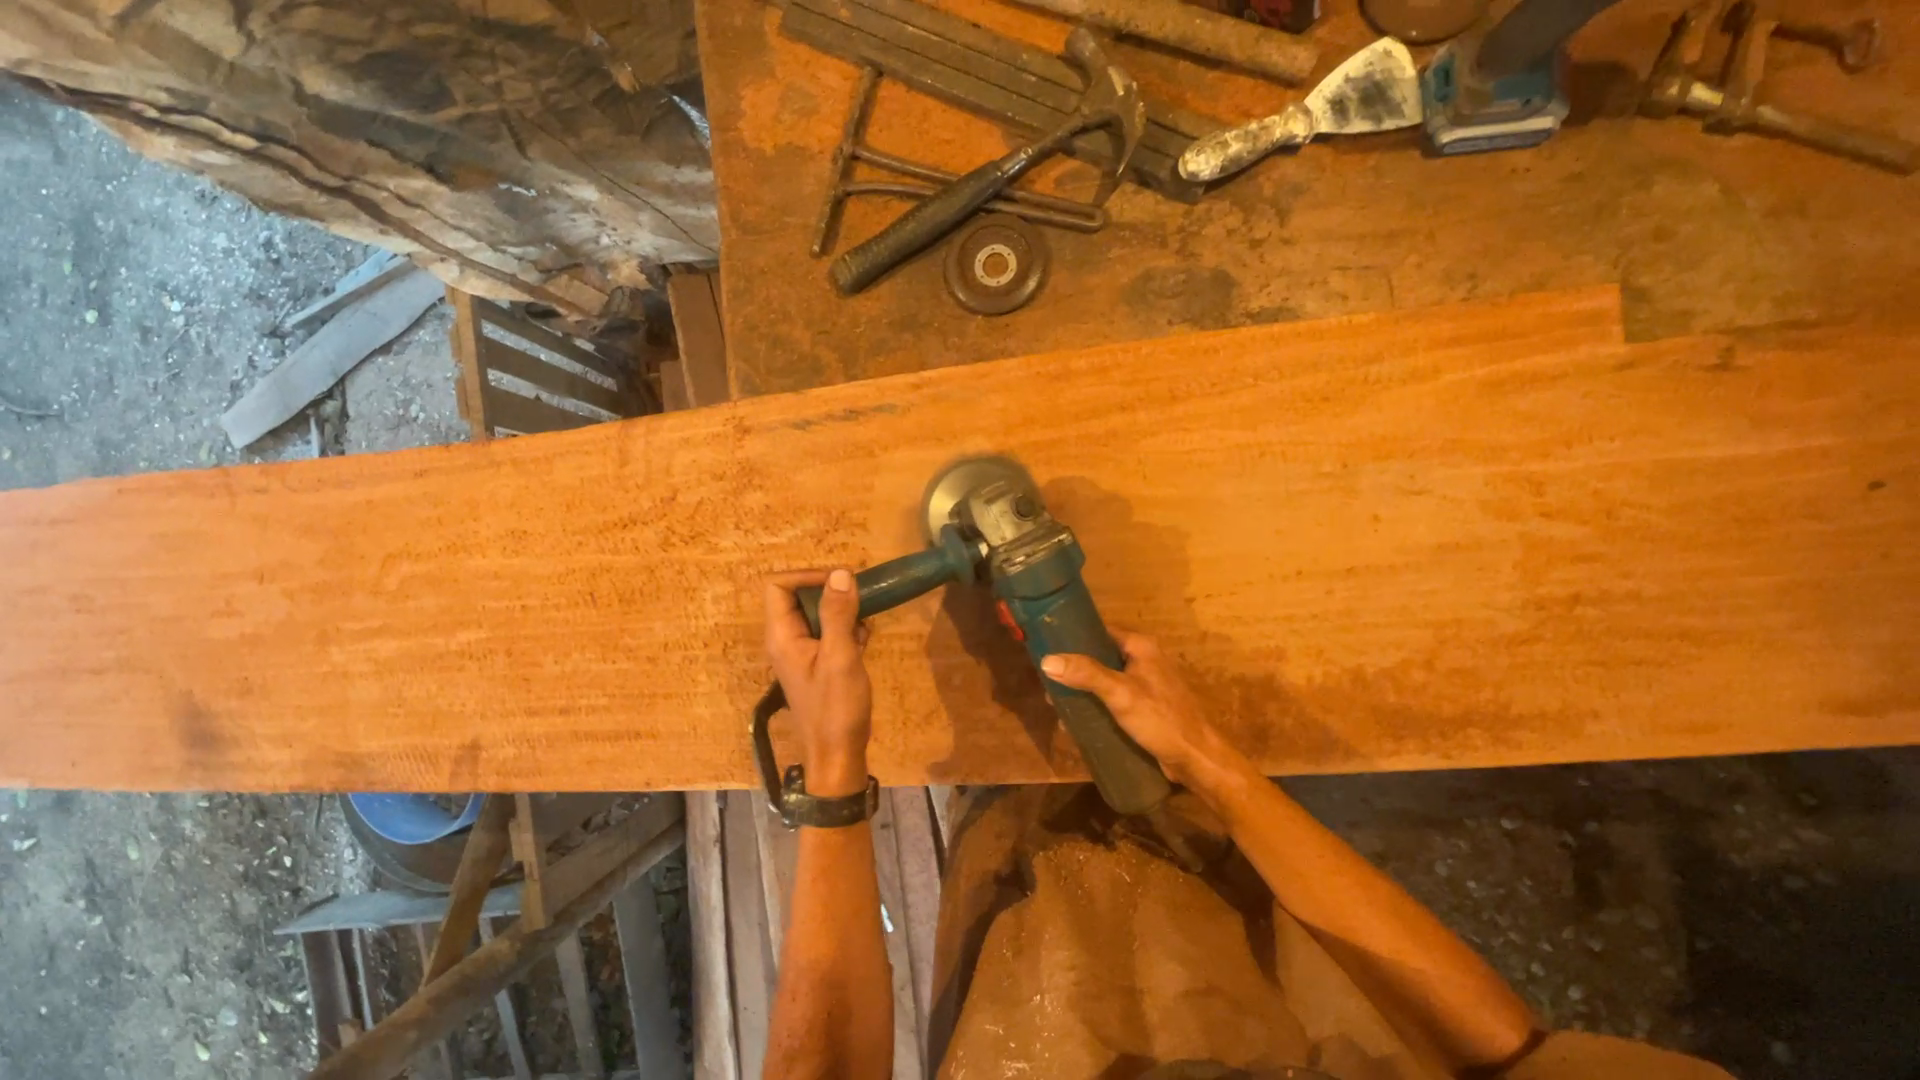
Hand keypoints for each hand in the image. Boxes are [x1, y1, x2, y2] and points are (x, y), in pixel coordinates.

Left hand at [765, 569, 871, 795]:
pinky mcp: (818, 664)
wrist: (839, 755)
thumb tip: (841, 574)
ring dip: (841, 611)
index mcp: (781, 636)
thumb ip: (838, 614)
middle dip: (828, 591)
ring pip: (816, 614)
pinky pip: (828, 632)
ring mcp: (802, 653)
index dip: (806, 575)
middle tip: (859, 596)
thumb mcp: (840, 657)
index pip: (777, 585)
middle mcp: (786, 640)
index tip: (839, 582)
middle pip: (796, 596)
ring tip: (865, 620)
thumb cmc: (836, 708)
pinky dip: (846, 629)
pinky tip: (865, 640)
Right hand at [1040, 631, 1242, 790]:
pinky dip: (1096, 705)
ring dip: (1083, 689)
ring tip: (1056, 702)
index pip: (1100, 631)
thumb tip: (1047, 660)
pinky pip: (1114, 699)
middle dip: (1074, 669)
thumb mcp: (1120, 694)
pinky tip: (1078, 718)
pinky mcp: (1145, 706)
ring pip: (1105, 679)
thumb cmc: (1160, 719)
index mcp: (1141, 646)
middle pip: (1100, 656)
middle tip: (1047, 681)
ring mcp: (1145, 683)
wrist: (1195, 757)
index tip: (1047, 646)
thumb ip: (1086, 674)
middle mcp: (1144, 659)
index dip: (1074, 637)